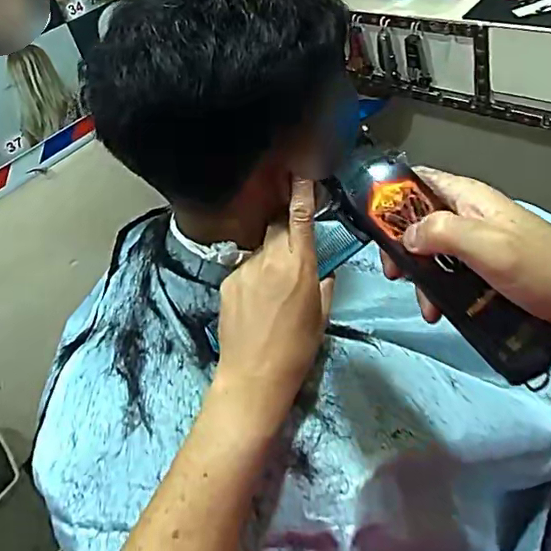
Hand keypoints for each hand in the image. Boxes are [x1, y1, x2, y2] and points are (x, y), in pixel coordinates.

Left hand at [213, 177, 333, 422]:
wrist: (252, 378)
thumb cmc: (297, 349)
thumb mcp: (320, 316)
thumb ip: (324, 286)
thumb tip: (324, 272)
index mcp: (299, 264)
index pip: (300, 216)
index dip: (300, 191)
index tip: (300, 172)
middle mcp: (270, 258)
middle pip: (276, 224)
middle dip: (284, 224)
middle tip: (292, 242)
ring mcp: (245, 267)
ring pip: (260, 246)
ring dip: (269, 255)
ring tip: (272, 288)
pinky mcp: (226, 280)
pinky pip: (244, 266)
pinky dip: (253, 274)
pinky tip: (255, 301)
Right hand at [383, 167, 550, 343]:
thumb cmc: (542, 269)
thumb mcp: (487, 246)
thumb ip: (441, 232)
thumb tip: (406, 234)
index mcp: (470, 197)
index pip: (420, 179)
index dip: (393, 196)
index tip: (375, 224)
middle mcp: (473, 215)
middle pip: (422, 219)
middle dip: (404, 246)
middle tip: (396, 272)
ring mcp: (483, 243)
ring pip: (436, 251)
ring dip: (424, 276)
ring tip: (426, 304)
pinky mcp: (490, 270)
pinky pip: (455, 274)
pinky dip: (443, 290)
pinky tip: (443, 311)